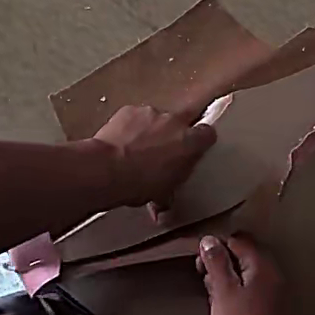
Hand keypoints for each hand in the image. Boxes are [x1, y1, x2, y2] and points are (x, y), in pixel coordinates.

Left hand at [91, 105, 216, 209]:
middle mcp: (175, 122)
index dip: (201, 139)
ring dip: (151, 130)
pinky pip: (135, 117)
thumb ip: (170, 189)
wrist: (107, 170)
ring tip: (136, 148)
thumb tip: (163, 204)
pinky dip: (131, 127)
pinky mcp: (130, 110)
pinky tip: (121, 142)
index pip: (208, 133)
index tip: (193, 148)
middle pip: (183, 119)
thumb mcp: (163, 193)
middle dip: (176, 130)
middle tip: (165, 146)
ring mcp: (152, 113)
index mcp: (190, 143)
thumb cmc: (139, 184)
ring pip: (157, 119)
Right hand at [197, 235, 287, 314]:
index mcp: (263, 268)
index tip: (200, 256)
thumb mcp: (223, 291)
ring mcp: (271, 295)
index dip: (217, 245)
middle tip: (203, 273)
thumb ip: (216, 263)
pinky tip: (222, 306)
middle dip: (221, 262)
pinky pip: (249, 292)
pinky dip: (234, 294)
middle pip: (243, 257)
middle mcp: (272, 277)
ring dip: (226, 279)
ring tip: (211, 292)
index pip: (240, 242)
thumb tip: (210, 241)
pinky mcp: (267, 311)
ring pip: (245, 275)